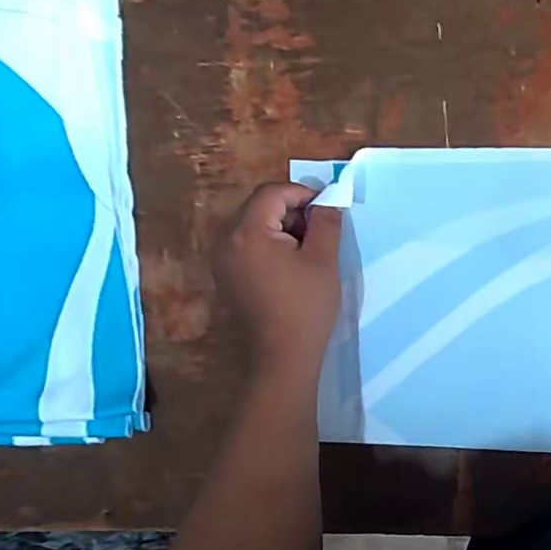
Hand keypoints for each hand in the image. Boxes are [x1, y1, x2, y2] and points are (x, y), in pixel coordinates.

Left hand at [213, 182, 343, 379]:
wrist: (282, 357)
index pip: (272, 193)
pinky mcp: (226, 277)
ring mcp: (222, 260)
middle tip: (322, 232)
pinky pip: (248, 246)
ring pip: (254, 226)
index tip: (328, 208)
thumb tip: (327, 201)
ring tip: (310, 252)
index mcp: (248, 232)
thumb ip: (326, 223)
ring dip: (283, 229)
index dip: (302, 193)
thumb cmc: (306, 307)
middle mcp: (226, 241)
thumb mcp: (323, 260)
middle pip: (260, 207)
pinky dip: (271, 245)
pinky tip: (292, 268)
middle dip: (293, 211)